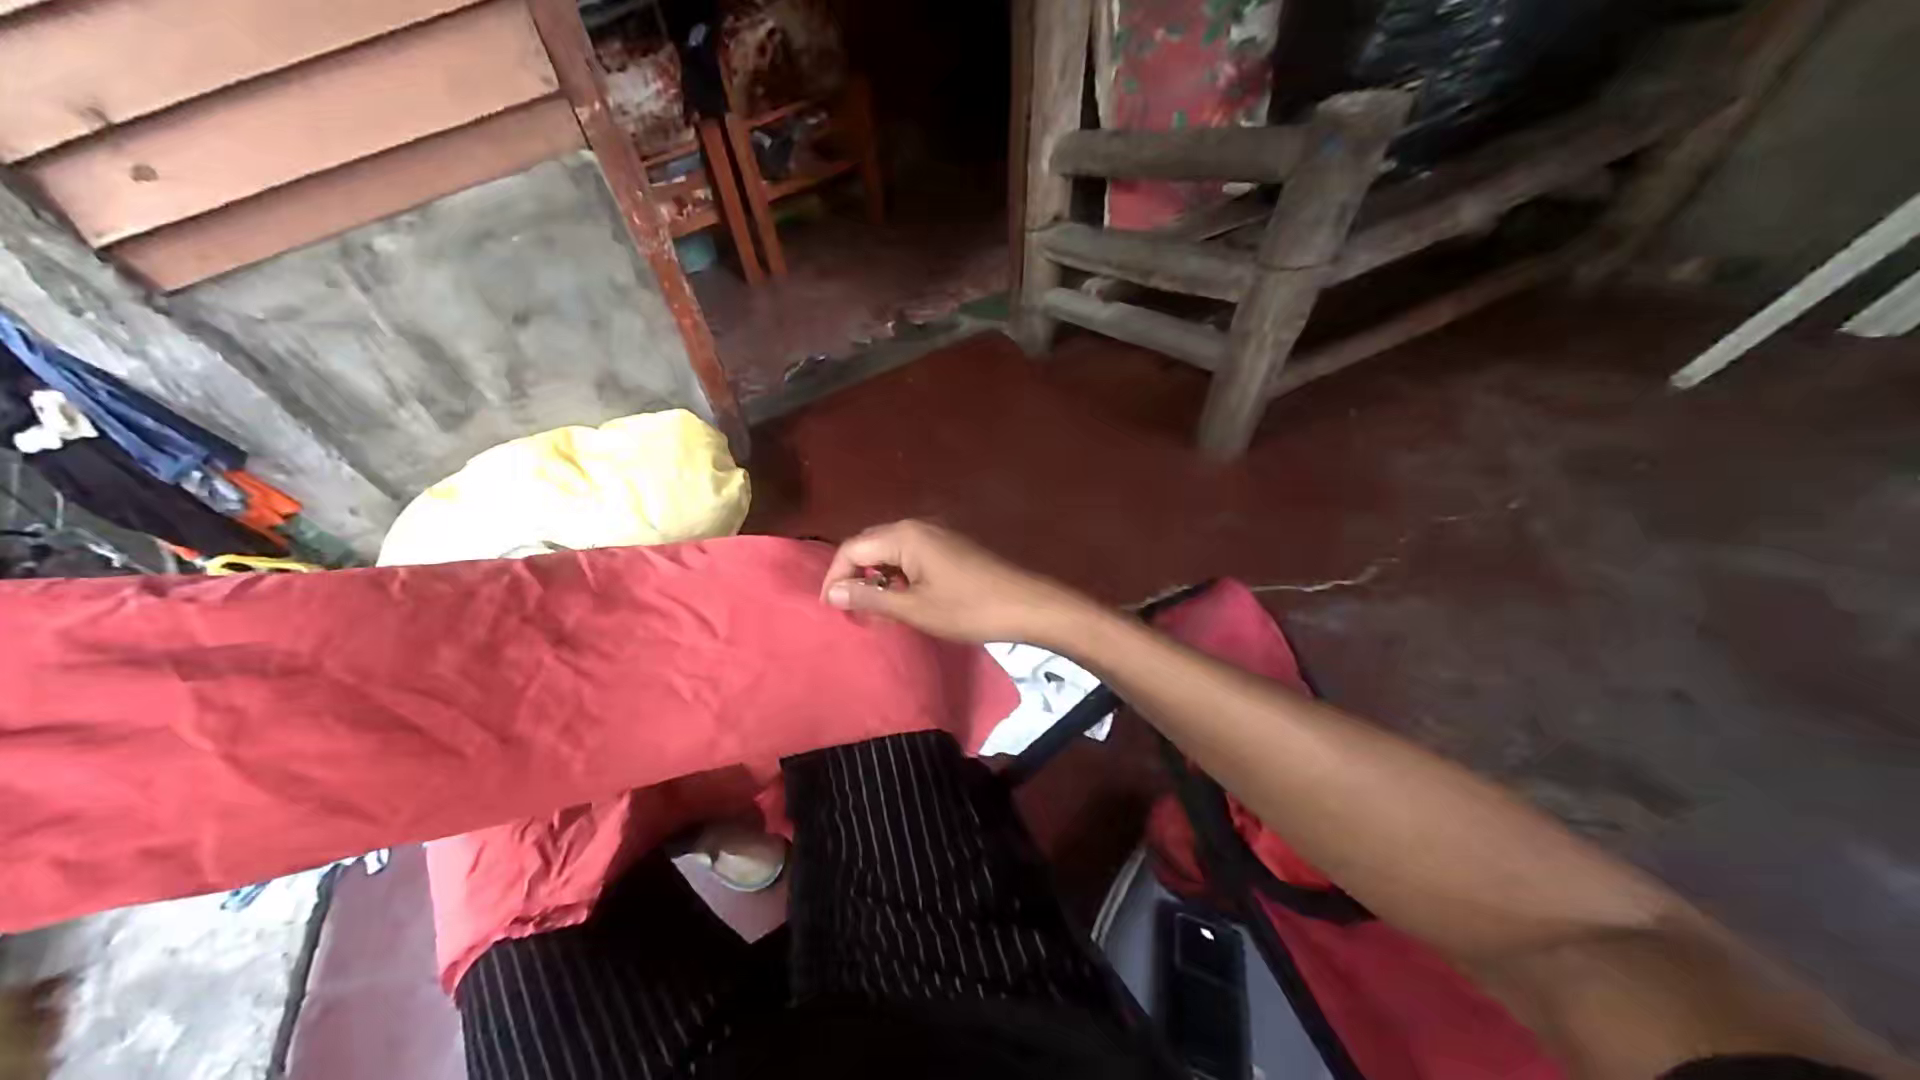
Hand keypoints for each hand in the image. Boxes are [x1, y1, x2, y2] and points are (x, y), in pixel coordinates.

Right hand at [819, 520, 1102, 645]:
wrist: (1027, 605)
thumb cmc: (968, 609)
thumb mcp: (915, 609)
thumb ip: (870, 598)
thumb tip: (832, 593)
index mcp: (904, 535)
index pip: (852, 548)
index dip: (835, 577)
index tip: (830, 608)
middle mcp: (917, 526)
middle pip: (869, 545)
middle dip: (854, 575)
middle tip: (849, 610)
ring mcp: (936, 534)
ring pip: (890, 551)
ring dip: (877, 577)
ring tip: (874, 610)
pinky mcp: (950, 547)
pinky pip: (911, 556)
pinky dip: (898, 576)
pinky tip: (902, 600)